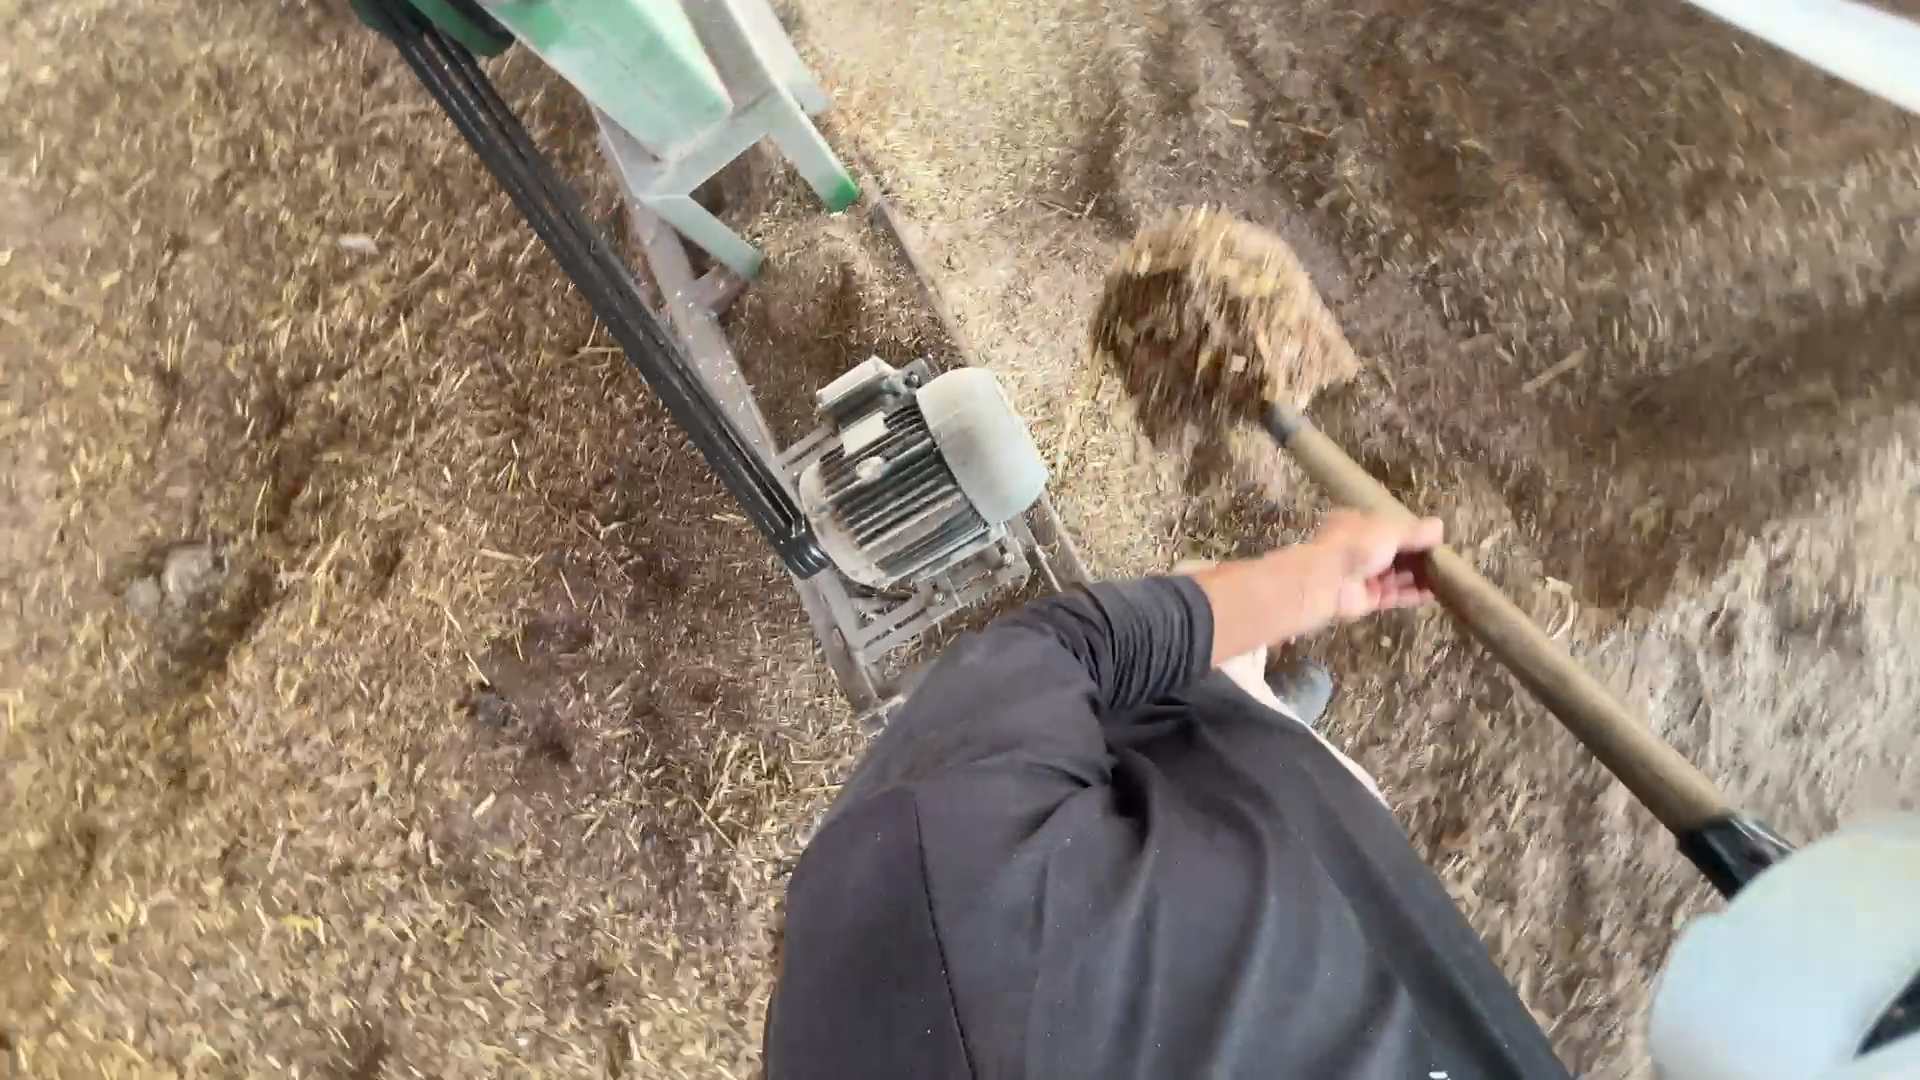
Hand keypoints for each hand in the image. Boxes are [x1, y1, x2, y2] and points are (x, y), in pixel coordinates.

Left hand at [1308, 510, 1444, 620]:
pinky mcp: (1365, 598)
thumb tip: (1439, 527)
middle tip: (1444, 562)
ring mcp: (1360, 574)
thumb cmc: (1356, 546)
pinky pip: (1393, 595)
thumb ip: (1416, 531)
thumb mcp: (1390, 529)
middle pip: (1393, 553)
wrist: (1325, 582)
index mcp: (1356, 525)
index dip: (1411, 533)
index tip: (1435, 539)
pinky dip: (1412, 594)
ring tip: (1446, 579)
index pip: (1387, 526)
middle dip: (1418, 557)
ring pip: (1395, 575)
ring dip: (1418, 577)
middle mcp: (1357, 548)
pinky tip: (1433, 594)